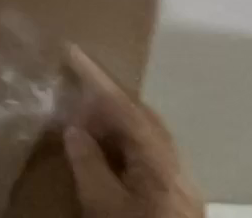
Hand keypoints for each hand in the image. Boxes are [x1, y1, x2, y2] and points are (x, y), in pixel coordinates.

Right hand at [61, 45, 203, 217]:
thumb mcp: (103, 206)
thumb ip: (88, 164)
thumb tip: (76, 130)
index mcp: (161, 166)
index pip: (127, 110)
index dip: (97, 78)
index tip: (70, 50)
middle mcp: (178, 171)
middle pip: (143, 120)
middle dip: (108, 98)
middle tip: (72, 87)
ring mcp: (181, 190)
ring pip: (146, 140)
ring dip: (113, 123)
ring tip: (79, 118)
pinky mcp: (175, 205)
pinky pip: (145, 159)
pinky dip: (120, 146)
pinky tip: (100, 153)